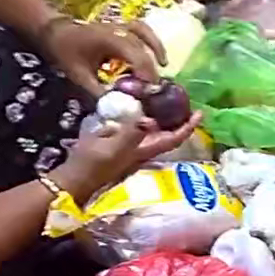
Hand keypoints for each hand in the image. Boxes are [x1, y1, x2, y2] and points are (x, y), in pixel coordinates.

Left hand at [38, 17, 167, 91]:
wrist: (53, 31)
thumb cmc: (65, 52)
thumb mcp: (79, 76)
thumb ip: (99, 93)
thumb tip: (117, 109)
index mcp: (108, 41)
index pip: (137, 57)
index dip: (147, 75)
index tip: (149, 93)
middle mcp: (118, 31)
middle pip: (144, 50)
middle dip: (151, 72)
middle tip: (153, 91)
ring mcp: (121, 27)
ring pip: (146, 37)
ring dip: (156, 53)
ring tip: (162, 68)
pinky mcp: (122, 28)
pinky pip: (143, 31)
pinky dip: (153, 42)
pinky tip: (159, 56)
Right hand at [53, 111, 202, 198]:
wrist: (73, 179)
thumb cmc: (93, 164)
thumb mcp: (113, 147)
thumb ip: (131, 133)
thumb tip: (148, 120)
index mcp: (145, 150)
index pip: (174, 138)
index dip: (188, 126)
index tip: (200, 113)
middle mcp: (142, 149)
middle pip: (165, 132)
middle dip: (175, 116)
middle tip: (179, 97)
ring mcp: (129, 148)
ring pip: (150, 129)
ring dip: (157, 114)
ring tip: (159, 96)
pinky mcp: (116, 145)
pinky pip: (132, 127)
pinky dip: (137, 115)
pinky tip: (133, 103)